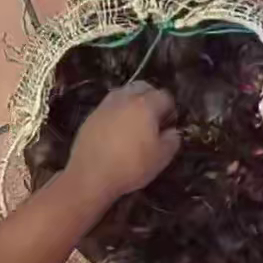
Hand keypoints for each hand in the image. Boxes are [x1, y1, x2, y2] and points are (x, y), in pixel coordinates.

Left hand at [64, 82, 181, 202]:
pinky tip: (115, 132)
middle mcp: (125, 98)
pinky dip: (116, 114)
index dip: (171, 111)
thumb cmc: (130, 166)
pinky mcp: (90, 116)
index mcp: (146, 105)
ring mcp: (105, 106)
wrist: (90, 176)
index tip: (168, 127)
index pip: (165, 96)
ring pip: (123, 94)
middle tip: (152, 120)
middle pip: (143, 87)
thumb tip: (172, 132)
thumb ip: (172, 141)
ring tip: (133, 124)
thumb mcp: (161, 158)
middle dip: (151, 99)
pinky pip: (108, 108)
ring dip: (132, 103)